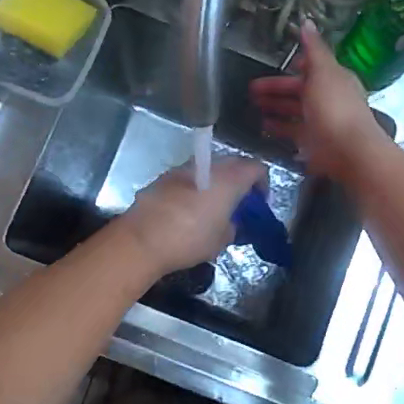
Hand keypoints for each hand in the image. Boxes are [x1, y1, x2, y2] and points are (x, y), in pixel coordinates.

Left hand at [110, 157, 265, 274]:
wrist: (141, 239)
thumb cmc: (189, 239)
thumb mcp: (221, 240)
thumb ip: (232, 226)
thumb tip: (230, 222)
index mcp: (229, 179)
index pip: (256, 168)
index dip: (262, 183)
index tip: (259, 202)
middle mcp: (208, 166)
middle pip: (232, 163)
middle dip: (240, 180)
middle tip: (239, 202)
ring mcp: (182, 169)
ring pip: (208, 168)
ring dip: (215, 182)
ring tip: (213, 206)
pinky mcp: (163, 177)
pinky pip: (188, 177)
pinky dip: (195, 188)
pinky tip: (189, 209)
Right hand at [250, 21, 386, 180]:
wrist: (348, 151)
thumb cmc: (335, 108)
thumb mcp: (323, 71)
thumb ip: (313, 49)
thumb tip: (307, 21)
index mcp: (334, 79)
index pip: (312, 68)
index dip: (294, 65)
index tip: (274, 63)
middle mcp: (329, 99)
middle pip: (299, 91)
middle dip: (276, 89)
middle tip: (251, 89)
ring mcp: (321, 122)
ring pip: (294, 111)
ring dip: (275, 108)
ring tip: (253, 106)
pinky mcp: (314, 143)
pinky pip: (293, 132)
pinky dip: (279, 128)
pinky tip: (264, 127)